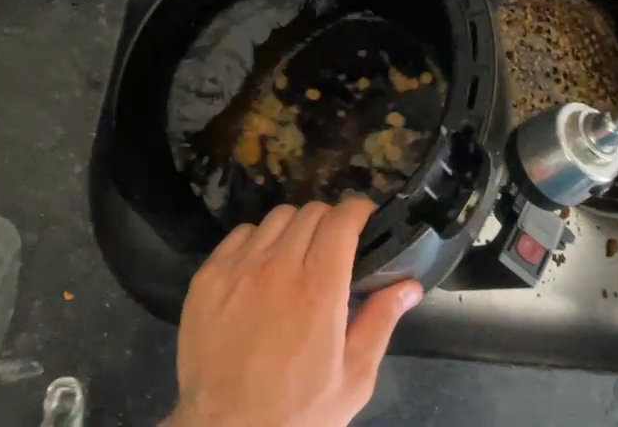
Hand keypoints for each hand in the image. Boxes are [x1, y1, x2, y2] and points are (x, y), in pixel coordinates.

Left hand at [166, 199, 422, 426]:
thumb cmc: (298, 411)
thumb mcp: (353, 377)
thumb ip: (380, 322)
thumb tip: (409, 285)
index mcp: (319, 288)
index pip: (342, 218)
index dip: (359, 211)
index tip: (366, 220)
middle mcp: (278, 266)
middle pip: (311, 212)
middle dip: (330, 222)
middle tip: (335, 248)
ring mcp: (238, 268)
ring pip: (276, 218)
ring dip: (294, 229)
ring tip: (297, 257)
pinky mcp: (208, 277)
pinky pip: (240, 235)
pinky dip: (257, 242)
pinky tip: (261, 269)